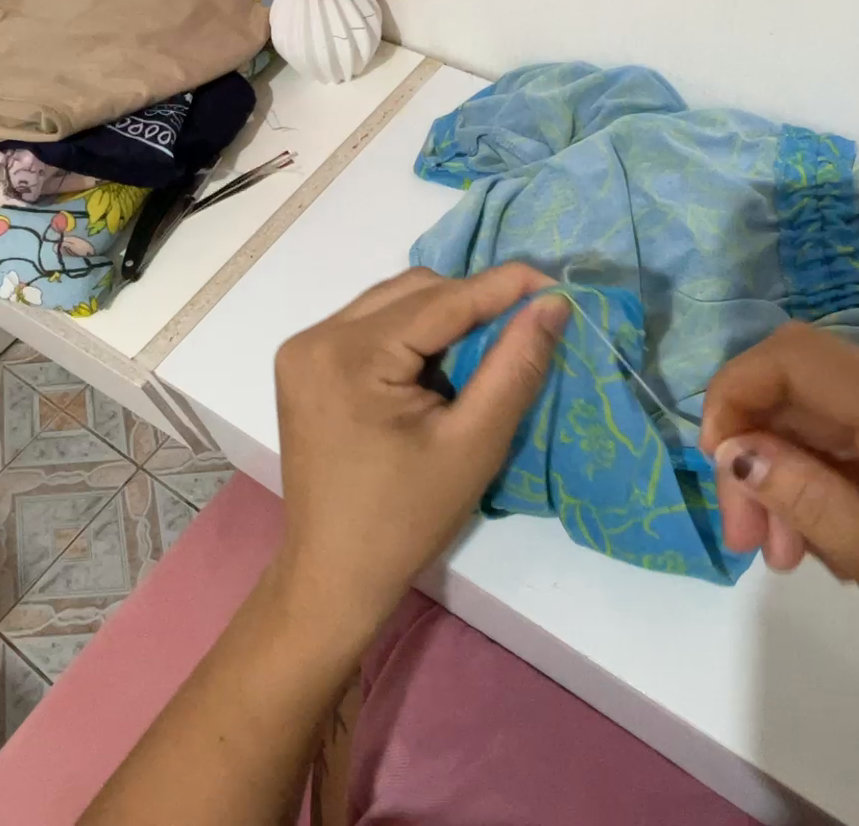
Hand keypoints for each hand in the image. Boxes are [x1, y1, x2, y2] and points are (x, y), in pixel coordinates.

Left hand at [271, 264, 569, 632]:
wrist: (334, 574)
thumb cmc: (406, 520)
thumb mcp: (474, 444)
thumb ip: (515, 367)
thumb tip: (551, 304)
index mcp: (349, 355)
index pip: (441, 300)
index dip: (503, 286)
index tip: (555, 284)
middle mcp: (316, 337)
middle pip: (413, 292)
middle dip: (472, 304)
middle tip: (522, 328)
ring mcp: (303, 350)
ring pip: (392, 304)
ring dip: (442, 318)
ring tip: (481, 355)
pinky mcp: (304, 365)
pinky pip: (371, 326)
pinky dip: (412, 336)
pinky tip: (436, 371)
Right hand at [701, 322, 858, 712]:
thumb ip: (815, 505)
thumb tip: (734, 451)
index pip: (797, 356)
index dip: (734, 393)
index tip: (719, 467)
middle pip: (808, 392)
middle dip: (758, 457)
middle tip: (752, 544)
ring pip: (832, 415)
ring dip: (794, 474)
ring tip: (794, 557)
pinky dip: (835, 476)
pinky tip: (841, 536)